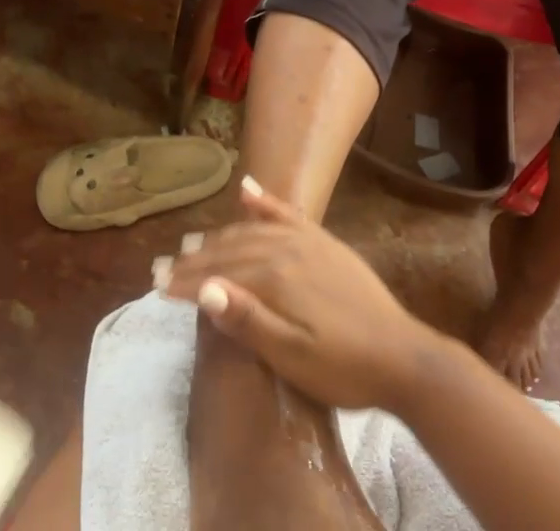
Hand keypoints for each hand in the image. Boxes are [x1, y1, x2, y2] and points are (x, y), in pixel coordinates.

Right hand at [162, 178, 436, 411]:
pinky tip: (246, 190)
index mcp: (275, 276)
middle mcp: (287, 248)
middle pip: (229, 249)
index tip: (153, 285)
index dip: (184, 281)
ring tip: (192, 243)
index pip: (217, 274)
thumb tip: (203, 289)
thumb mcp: (291, 356)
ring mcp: (309, 241)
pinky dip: (264, 201)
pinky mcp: (326, 243)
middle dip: (193, 259)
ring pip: (252, 231)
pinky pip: (288, 213)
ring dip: (219, 236)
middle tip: (161, 266)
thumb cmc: (343, 368)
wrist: (405, 359)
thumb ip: (247, 319)